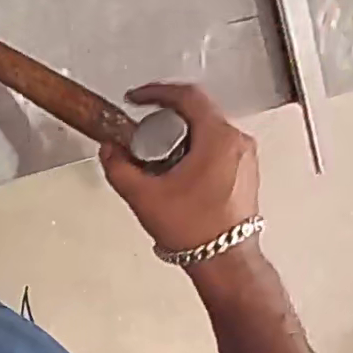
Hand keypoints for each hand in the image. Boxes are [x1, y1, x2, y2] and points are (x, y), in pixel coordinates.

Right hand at [98, 82, 258, 256]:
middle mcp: (237, 142)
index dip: (156, 92)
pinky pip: (214, 149)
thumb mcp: (143, 196)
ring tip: (155, 165)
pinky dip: (191, 153)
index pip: (187, 96)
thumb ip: (118, 168)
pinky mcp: (243, 172)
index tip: (137, 97)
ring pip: (205, 132)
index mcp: (218, 139)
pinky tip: (173, 177)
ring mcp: (243, 157)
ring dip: (177, 140)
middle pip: (196, 114)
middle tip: (141, 139)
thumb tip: (109, 151)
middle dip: (163, 122)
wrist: (224, 259)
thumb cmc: (194, 229)